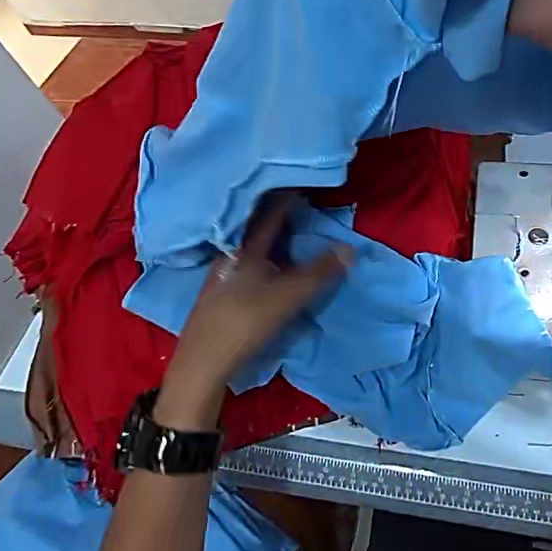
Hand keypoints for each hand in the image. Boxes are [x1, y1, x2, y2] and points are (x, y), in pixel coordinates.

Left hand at [156, 195, 349, 428]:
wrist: (202, 363)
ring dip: (269, 241)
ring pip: (249, 249)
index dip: (288, 201)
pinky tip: (268, 269)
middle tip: (301, 211)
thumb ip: (320, 272)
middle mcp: (230, 256)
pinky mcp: (217, 295)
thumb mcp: (289, 297)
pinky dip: (261, 259)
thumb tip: (350, 248)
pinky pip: (244, 264)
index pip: (270, 216)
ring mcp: (221, 276)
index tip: (304, 187)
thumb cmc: (245, 322)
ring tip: (289, 237)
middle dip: (278, 220)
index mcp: (246, 249)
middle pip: (256, 231)